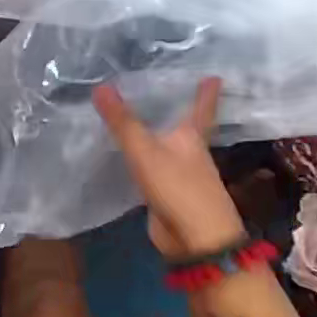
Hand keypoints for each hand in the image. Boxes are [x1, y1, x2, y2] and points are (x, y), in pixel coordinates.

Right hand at [93, 77, 245, 258]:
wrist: (196, 240)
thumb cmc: (178, 188)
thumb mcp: (145, 151)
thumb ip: (123, 122)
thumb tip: (101, 86)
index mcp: (192, 137)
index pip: (201, 108)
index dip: (207, 93)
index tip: (215, 76)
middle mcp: (191, 153)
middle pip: (186, 127)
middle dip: (180, 111)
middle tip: (169, 91)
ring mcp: (182, 176)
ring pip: (170, 149)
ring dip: (161, 137)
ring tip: (146, 119)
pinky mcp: (169, 197)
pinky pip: (156, 171)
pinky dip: (147, 162)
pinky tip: (134, 158)